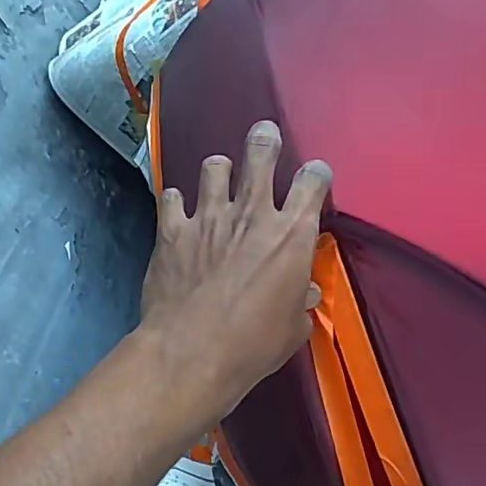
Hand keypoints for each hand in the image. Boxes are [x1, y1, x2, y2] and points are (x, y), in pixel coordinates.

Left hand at [137, 120, 332, 424]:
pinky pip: (171, 198)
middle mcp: (250, 214)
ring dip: (218, 170)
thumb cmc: (253, 344)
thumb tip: (304, 289)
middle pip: (260, 155)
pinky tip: (176, 208)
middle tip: (263, 135)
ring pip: (214, 168)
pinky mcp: (171, 229)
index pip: (313, 181)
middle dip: (264, 141)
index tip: (312, 176)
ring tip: (217, 175)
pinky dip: (175, 201)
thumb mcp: (293, 325)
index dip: (315, 174)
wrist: (191, 350)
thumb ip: (300, 298)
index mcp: (291, 232)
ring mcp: (207, 217)